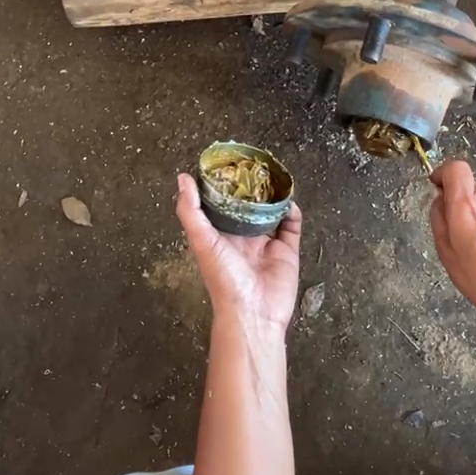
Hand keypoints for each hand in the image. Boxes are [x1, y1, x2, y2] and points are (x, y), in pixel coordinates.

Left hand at [174, 173, 302, 336]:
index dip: (225, 185)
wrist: (253, 311)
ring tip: (275, 176)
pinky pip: (292, 226)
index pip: (222, 203)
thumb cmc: (222, 278)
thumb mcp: (201, 241)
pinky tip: (289, 199)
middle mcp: (244, 236)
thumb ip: (190, 210)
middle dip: (252, 187)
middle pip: (249, 205)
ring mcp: (267, 242)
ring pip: (272, 212)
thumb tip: (183, 178)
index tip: (229, 163)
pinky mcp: (287, 250)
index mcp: (221, 234)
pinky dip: (292, 211)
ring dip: (274, 196)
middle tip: (255, 165)